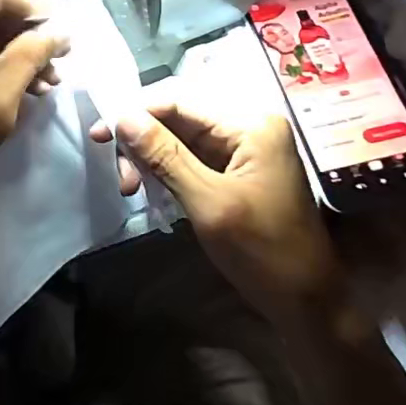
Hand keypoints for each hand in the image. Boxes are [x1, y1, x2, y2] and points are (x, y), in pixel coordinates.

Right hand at [92, 97, 344, 329]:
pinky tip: (148, 189)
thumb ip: (164, 156)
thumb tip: (123, 117)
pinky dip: (166, 172)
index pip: (180, 102)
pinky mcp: (236, 171)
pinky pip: (192, 159)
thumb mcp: (207, 202)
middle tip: (119, 176)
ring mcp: (244, 149)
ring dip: (150, 160)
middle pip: (179, 119)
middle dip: (142, 141)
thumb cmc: (262, 251)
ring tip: (130, 188)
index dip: (137, 114)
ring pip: (180, 140)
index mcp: (251, 125)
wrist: (306, 301)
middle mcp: (248, 127)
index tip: (100, 135)